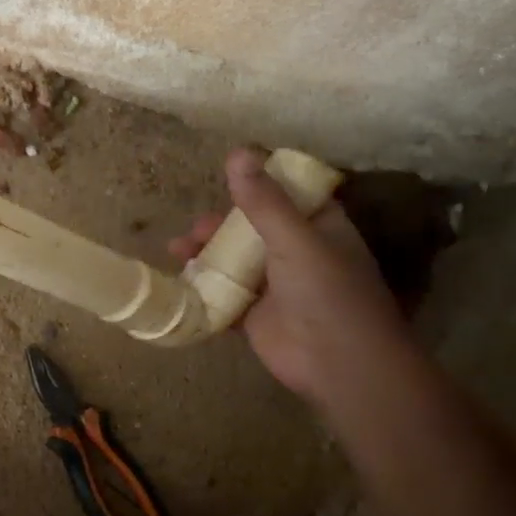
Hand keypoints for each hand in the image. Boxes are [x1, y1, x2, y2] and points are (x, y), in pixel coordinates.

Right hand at [170, 148, 414, 401]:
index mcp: (319, 228)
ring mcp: (274, 285)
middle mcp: (297, 252)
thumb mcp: (294, 240)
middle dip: (219, 224)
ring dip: (204, 253)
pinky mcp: (252, 314)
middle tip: (195, 229)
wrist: (337, 363)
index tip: (226, 176)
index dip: (260, 184)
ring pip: (232, 259)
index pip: (289, 195)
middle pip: (250, 228)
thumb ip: (262, 201)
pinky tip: (180, 280)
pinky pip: (221, 293)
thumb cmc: (327, 294)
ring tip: (178, 251)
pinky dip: (200, 285)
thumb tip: (237, 152)